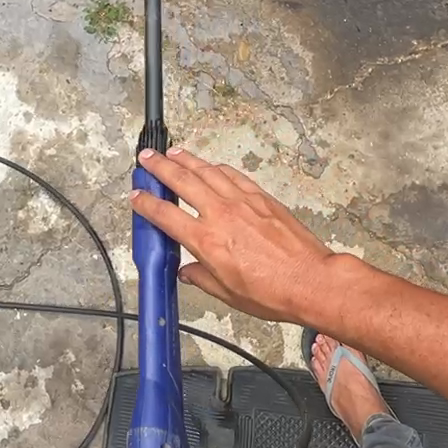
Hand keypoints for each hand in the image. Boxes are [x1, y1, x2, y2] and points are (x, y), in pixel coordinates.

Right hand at [130, 148, 338, 323]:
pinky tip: (210, 165)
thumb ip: (202, 277)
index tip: (137, 196)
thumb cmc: (273, 291)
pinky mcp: (260, 197)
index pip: (165, 215)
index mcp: (206, 241)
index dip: (147, 204)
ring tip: (172, 152)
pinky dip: (216, 167)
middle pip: (181, 181)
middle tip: (147, 158)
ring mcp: (241, 201)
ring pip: (206, 170)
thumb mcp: (228, 294)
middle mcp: (220, 214)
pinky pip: (232, 175)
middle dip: (160, 166)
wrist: (310, 280)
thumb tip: (188, 272)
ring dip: (186, 159)